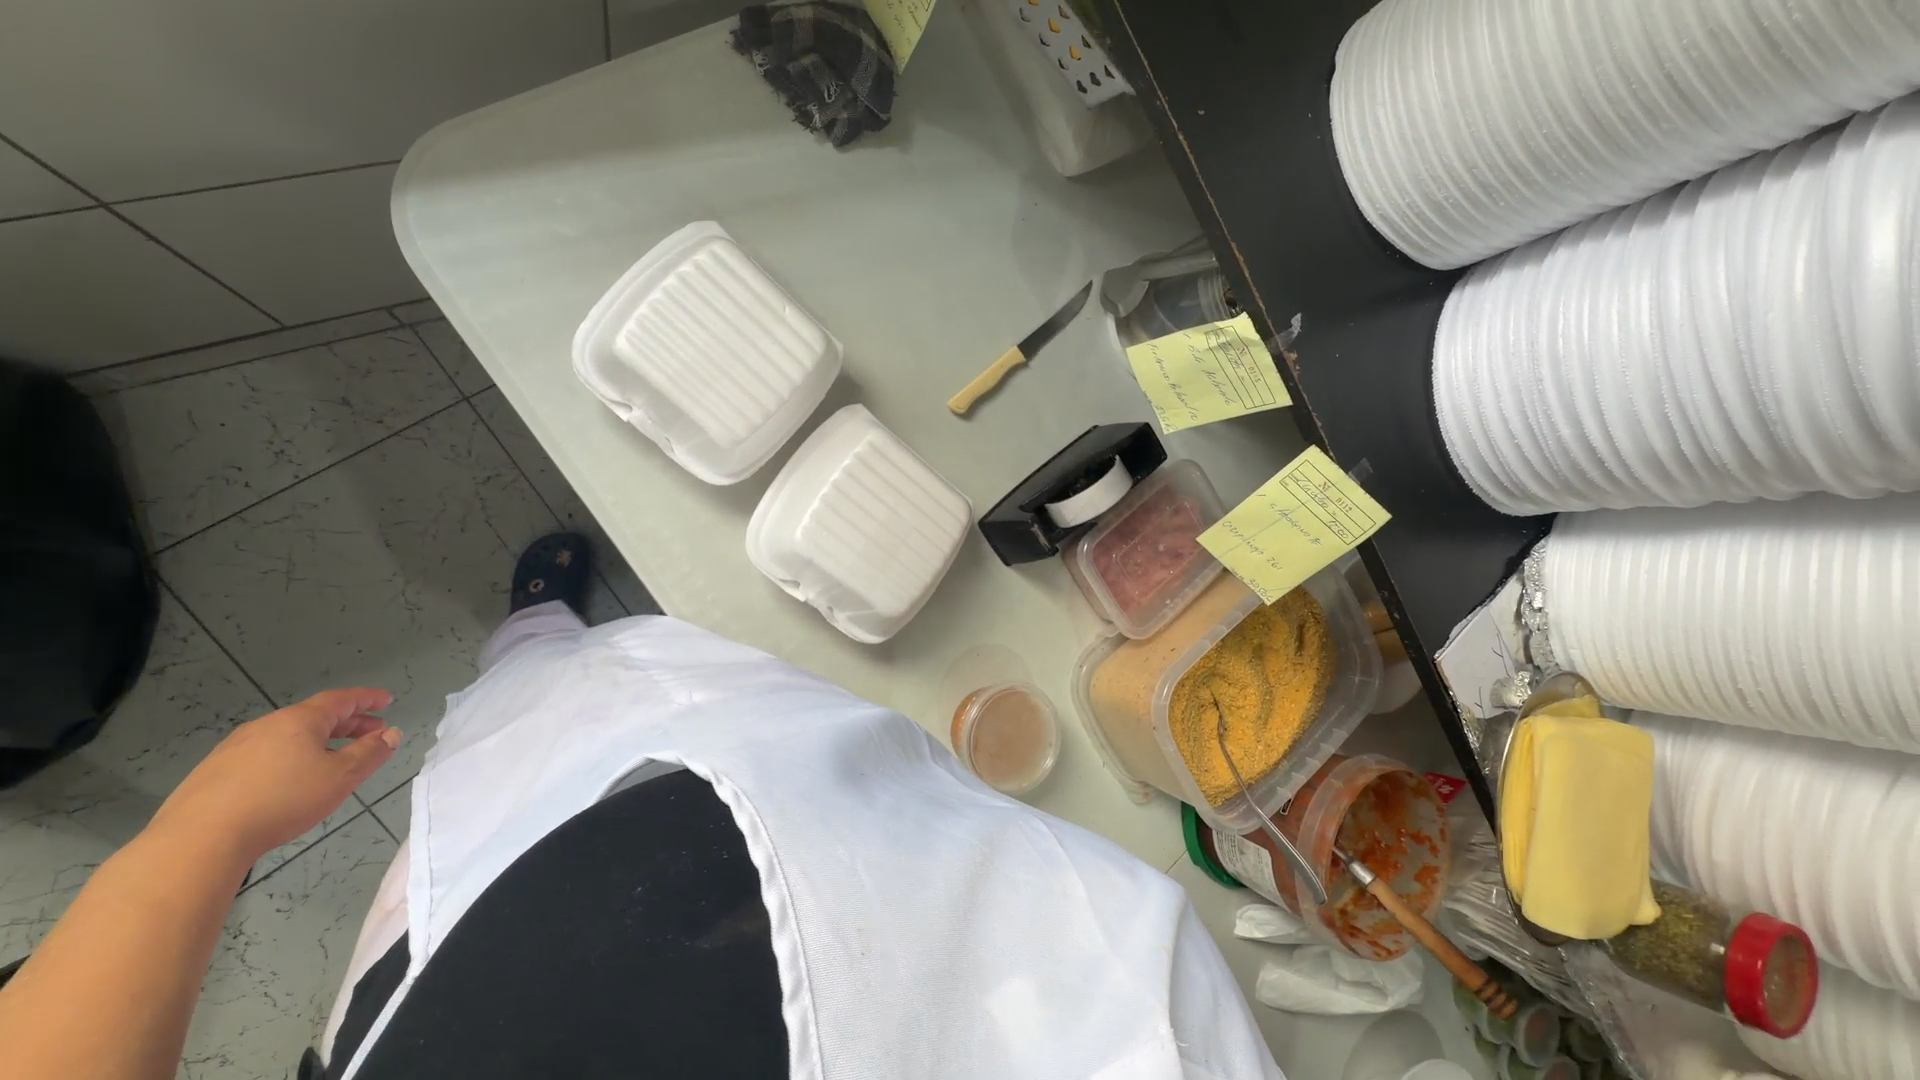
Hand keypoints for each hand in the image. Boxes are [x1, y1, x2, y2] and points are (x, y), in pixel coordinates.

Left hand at [148, 687, 401, 865]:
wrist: (200, 838)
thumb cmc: (283, 800)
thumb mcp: (340, 777)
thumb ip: (370, 753)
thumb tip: (391, 733)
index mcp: (298, 721)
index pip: (341, 699)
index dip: (367, 698)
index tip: (387, 700)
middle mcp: (266, 725)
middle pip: (314, 716)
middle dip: (348, 722)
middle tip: (371, 731)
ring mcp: (234, 747)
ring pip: (287, 735)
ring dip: (318, 740)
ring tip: (333, 757)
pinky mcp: (214, 771)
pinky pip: (264, 753)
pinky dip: (289, 755)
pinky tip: (289, 779)